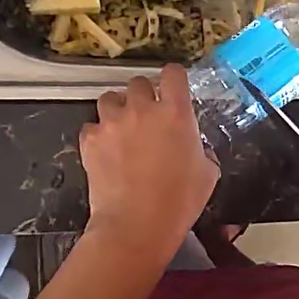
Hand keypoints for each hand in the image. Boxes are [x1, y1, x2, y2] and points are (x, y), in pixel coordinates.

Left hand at [79, 65, 219, 260]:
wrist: (137, 225)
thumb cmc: (178, 202)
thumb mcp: (208, 174)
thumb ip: (202, 151)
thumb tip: (197, 149)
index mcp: (176, 113)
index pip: (173, 74)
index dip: (174, 78)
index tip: (173, 87)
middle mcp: (143, 110)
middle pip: (139, 82)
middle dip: (144, 95)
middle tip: (148, 116)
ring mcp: (113, 123)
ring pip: (110, 98)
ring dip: (118, 109)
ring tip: (123, 129)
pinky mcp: (90, 140)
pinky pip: (92, 126)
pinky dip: (98, 134)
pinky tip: (106, 150)